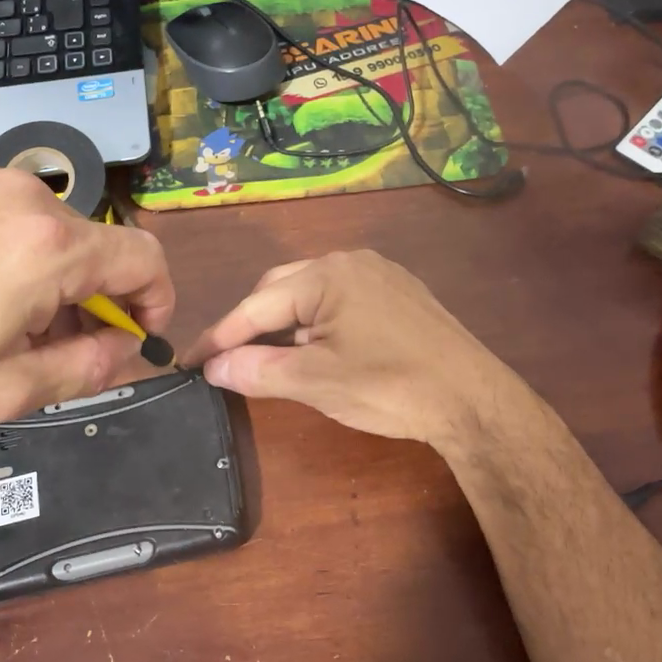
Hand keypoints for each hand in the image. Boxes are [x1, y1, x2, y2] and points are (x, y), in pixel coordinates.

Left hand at [0, 166, 173, 422]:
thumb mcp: (1, 390)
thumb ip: (87, 370)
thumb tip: (128, 350)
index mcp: (52, 248)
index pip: (147, 257)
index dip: (158, 299)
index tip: (138, 333)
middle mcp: (28, 197)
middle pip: (97, 246)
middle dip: (93, 298)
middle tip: (54, 346)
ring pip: (52, 231)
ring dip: (50, 276)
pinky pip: (6, 214)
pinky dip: (11, 251)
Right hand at [184, 251, 531, 449]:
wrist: (472, 399)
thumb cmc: (389, 386)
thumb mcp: (316, 381)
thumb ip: (258, 370)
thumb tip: (214, 367)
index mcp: (327, 274)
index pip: (256, 305)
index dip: (219, 336)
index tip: (189, 361)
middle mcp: (352, 262)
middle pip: (283, 289)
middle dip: (253, 324)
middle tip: (229, 361)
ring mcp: (382, 275)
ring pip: (314, 295)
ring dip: (287, 325)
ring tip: (273, 360)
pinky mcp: (402, 295)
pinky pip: (343, 301)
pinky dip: (320, 324)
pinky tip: (322, 351)